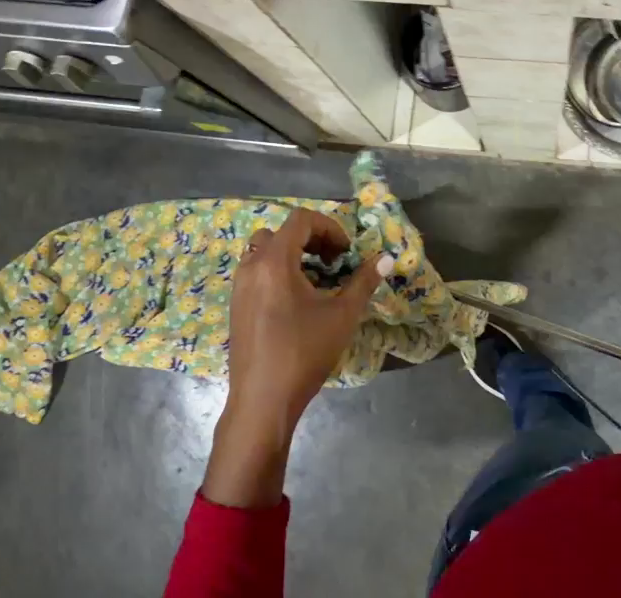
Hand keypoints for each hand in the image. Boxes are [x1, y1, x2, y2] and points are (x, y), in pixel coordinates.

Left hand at [202, 208, 392, 507]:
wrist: (263, 401)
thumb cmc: (304, 353)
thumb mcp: (342, 315)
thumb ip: (363, 281)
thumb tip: (384, 259)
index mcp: (274, 261)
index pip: (301, 220)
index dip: (329, 228)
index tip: (346, 253)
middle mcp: (251, 266)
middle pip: (281, 232)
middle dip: (311, 240)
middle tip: (332, 263)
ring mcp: (239, 287)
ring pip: (264, 252)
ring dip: (292, 256)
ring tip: (315, 282)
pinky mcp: (236, 306)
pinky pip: (256, 273)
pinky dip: (277, 273)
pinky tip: (296, 303)